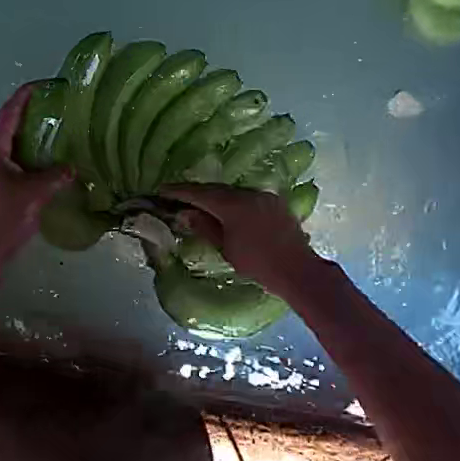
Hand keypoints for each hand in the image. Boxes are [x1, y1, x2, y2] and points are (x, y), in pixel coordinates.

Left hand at [0, 82, 74, 271]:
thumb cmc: (7, 218)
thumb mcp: (36, 193)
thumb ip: (56, 176)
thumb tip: (72, 167)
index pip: (8, 115)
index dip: (23, 97)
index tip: (41, 84)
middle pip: (6, 125)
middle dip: (26, 111)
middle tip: (49, 102)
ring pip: (8, 142)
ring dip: (26, 131)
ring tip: (49, 124)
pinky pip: (10, 157)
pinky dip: (26, 149)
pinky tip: (42, 156)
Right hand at [160, 182, 326, 293]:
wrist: (298, 270)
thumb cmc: (257, 263)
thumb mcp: (225, 248)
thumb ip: (204, 227)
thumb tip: (185, 213)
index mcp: (233, 205)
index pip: (200, 193)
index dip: (179, 191)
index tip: (162, 190)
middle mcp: (248, 194)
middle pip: (215, 189)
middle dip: (195, 192)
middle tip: (176, 195)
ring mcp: (264, 197)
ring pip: (232, 192)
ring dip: (214, 196)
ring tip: (198, 203)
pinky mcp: (274, 203)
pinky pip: (246, 197)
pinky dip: (231, 201)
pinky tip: (225, 209)